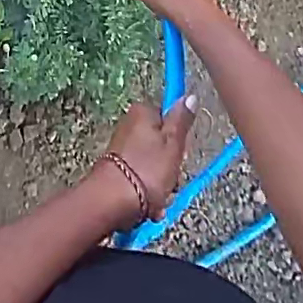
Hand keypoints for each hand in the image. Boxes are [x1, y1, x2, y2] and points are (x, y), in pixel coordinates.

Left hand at [88, 98, 195, 229]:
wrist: (112, 201)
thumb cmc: (148, 169)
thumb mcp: (173, 143)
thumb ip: (182, 120)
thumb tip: (190, 96)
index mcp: (142, 112)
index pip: (169, 119)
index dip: (178, 139)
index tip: (179, 153)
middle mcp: (129, 125)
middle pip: (162, 144)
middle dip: (169, 165)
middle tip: (170, 177)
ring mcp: (122, 148)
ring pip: (154, 165)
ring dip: (161, 184)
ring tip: (159, 197)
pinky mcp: (118, 169)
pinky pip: (141, 179)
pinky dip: (147, 192)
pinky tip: (150, 206)